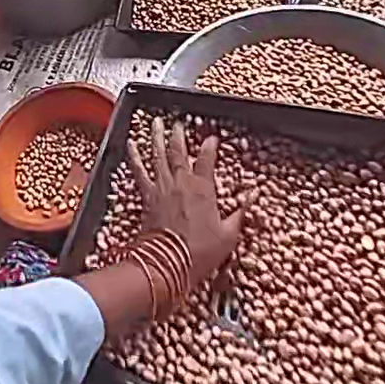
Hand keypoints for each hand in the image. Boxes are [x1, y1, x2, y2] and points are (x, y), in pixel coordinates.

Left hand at [128, 118, 243, 292]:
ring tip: (156, 123)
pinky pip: (139, 170)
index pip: (207, 160)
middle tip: (178, 123)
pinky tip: (131, 144)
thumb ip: (240, 213)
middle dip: (179, 135)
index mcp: (203, 189)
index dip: (210, 147)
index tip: (212, 138)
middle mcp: (181, 182)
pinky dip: (134, 156)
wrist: (169, 261)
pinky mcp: (147, 195)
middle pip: (179, 152)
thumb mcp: (229, 234)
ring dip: (157, 137)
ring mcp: (162, 186)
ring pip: (158, 155)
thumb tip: (253, 197)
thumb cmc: (201, 251)